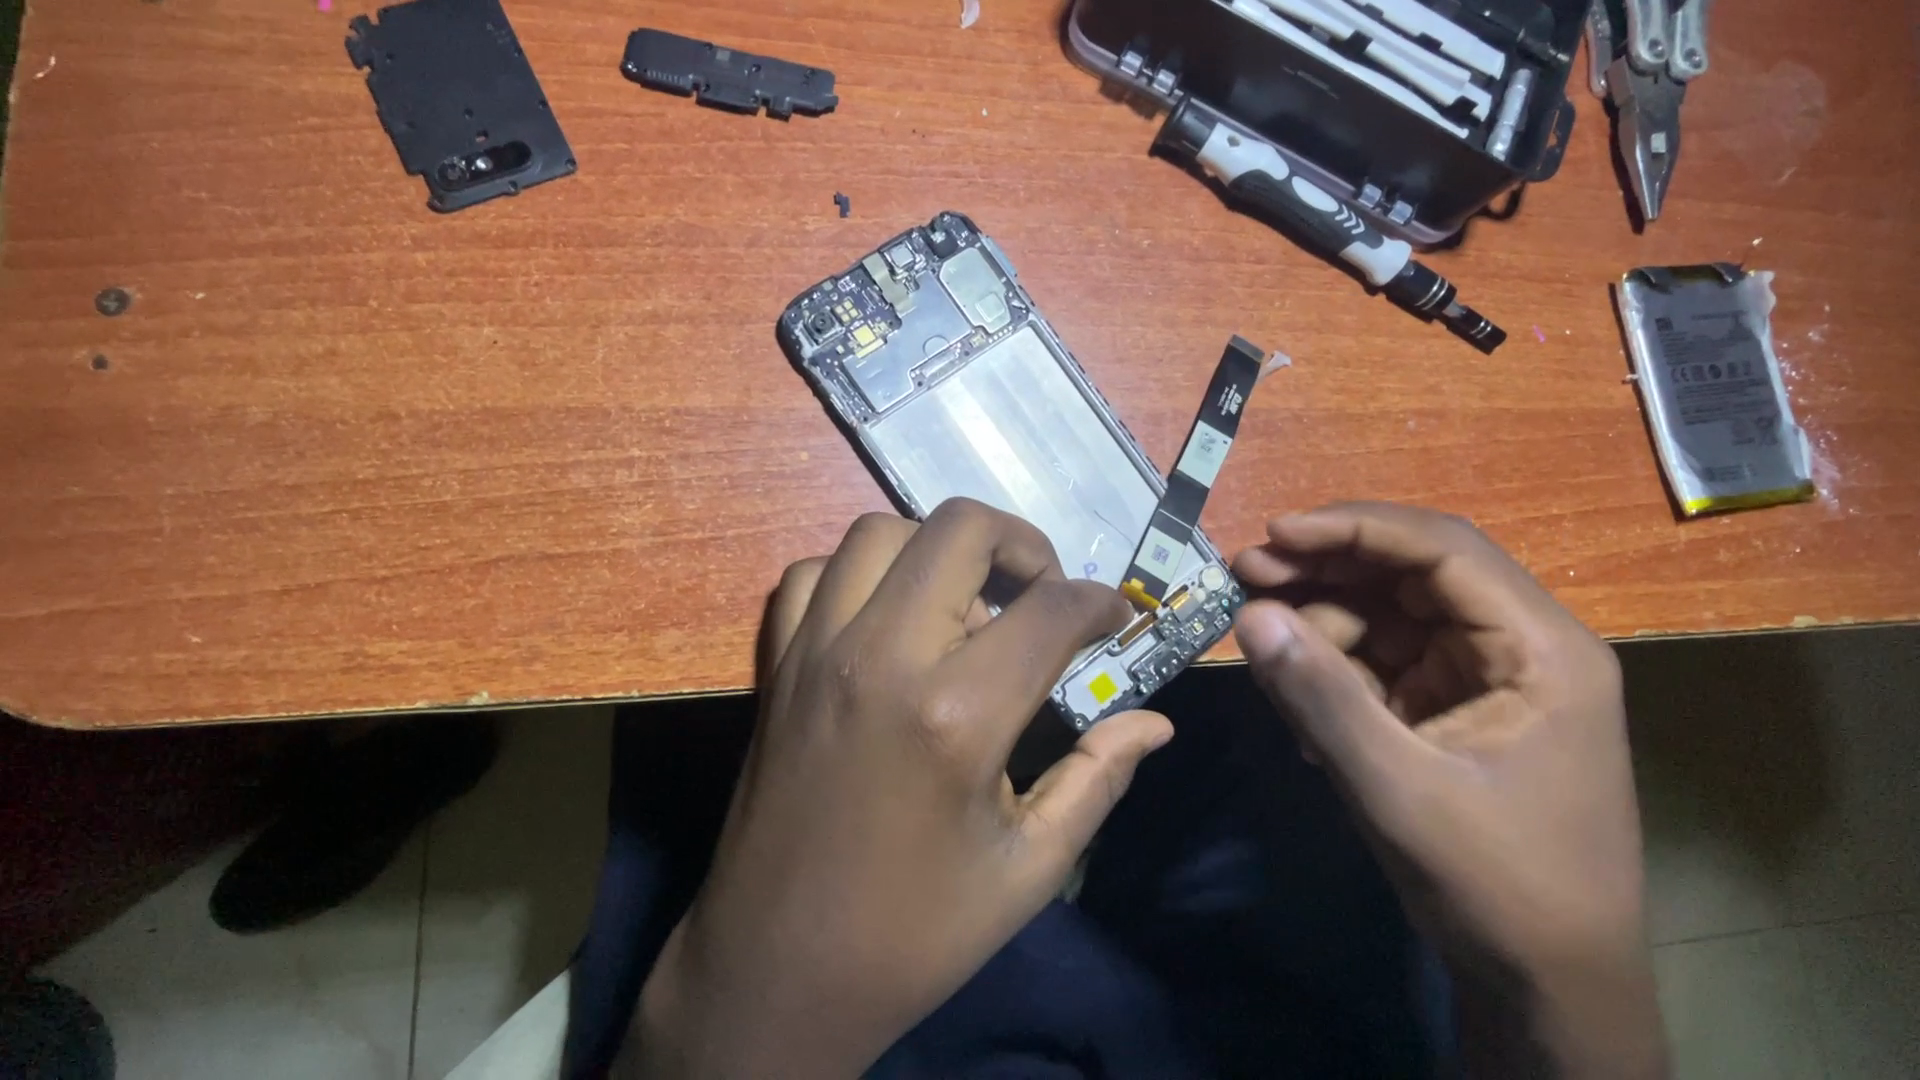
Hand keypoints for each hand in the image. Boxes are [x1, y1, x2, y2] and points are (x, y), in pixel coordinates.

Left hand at [627, 499, 1173, 1078]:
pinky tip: (886, 620)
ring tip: (966, 605)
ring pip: (879, 533)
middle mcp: (880, 657)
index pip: (1050, 609)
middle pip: (959, 528)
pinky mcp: (775, 666)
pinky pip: (813, 575)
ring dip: (937, 550)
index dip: (1099, 604)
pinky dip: (858, 574)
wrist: (778, 970)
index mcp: (955, 714)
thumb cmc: (914, 933)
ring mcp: (816, 653)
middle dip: (1022, 546)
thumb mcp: (1027, 868)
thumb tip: (1155, 722)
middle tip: (1042, 597)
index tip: (1114, 619)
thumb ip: (1097, 778)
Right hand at [1231, 502, 1664, 1078]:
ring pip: (1386, 616)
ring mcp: (1480, 678)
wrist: (1546, 984)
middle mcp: (1514, 645)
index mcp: (1539, 647)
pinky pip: (1378, 664)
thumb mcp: (1398, 788)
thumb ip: (1321, 696)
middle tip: (1243, 577)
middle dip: (1323, 571)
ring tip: (1259, 649)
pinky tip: (1295, 707)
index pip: (1442, 549)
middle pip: (1408, 574)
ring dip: (1318, 624)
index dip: (1354, 530)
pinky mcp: (1447, 709)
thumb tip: (1249, 615)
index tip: (1274, 535)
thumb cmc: (1496, 884)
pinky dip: (1329, 672)